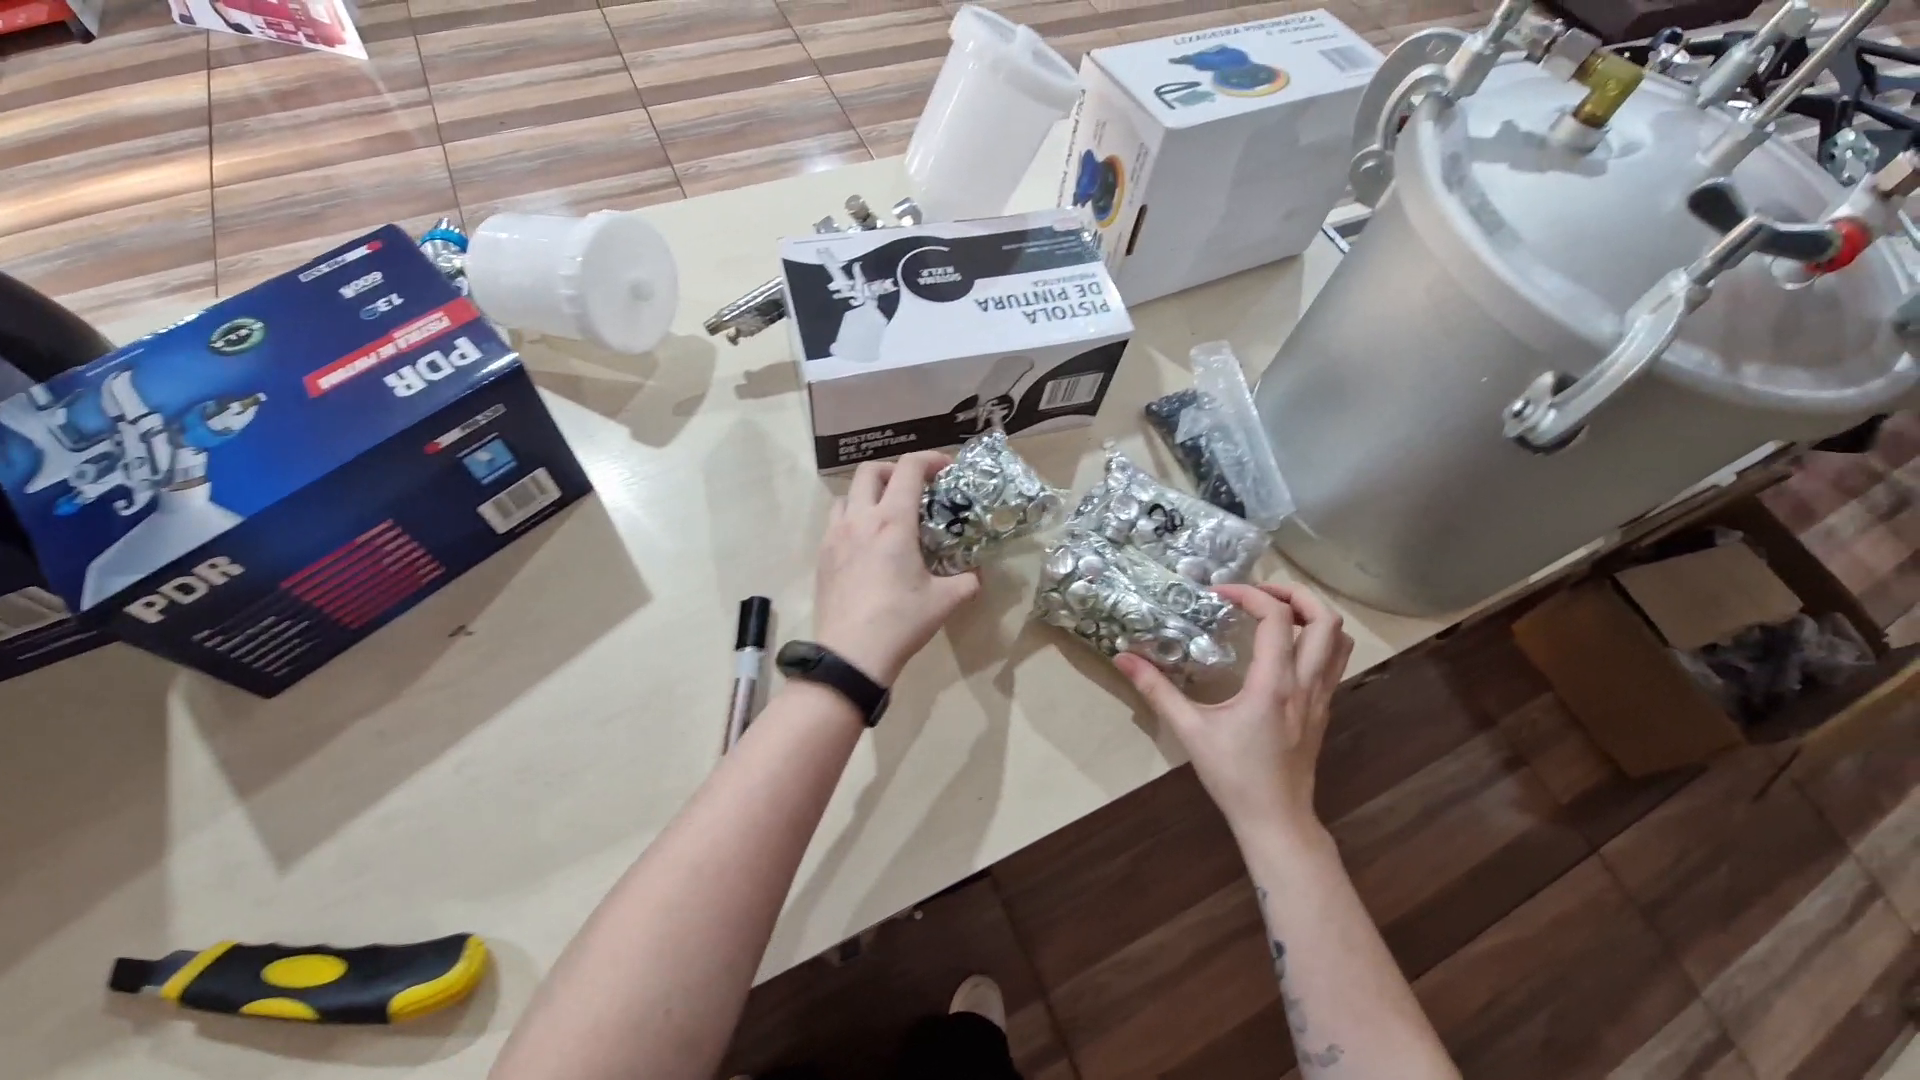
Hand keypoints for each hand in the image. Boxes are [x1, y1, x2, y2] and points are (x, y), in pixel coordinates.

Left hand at [813, 452, 981, 686]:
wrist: (851, 654)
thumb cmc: (900, 621)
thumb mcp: (944, 601)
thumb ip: (966, 582)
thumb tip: (976, 577)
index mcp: (892, 522)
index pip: (909, 469)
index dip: (930, 460)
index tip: (945, 470)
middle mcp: (859, 519)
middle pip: (870, 471)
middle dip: (894, 471)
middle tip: (913, 490)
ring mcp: (835, 536)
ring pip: (847, 495)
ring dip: (868, 494)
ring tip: (886, 516)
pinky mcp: (822, 556)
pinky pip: (835, 522)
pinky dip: (852, 520)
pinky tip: (866, 546)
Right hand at [1113, 584, 1352, 834]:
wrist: (1276, 819)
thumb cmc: (1234, 776)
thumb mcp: (1190, 731)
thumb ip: (1157, 690)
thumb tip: (1124, 658)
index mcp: (1275, 684)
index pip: (1277, 618)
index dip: (1250, 594)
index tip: (1219, 594)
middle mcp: (1306, 683)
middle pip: (1326, 619)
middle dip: (1294, 594)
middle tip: (1257, 593)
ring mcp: (1321, 696)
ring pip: (1340, 639)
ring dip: (1313, 615)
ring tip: (1276, 612)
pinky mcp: (1322, 709)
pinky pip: (1334, 661)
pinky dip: (1316, 640)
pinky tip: (1284, 648)